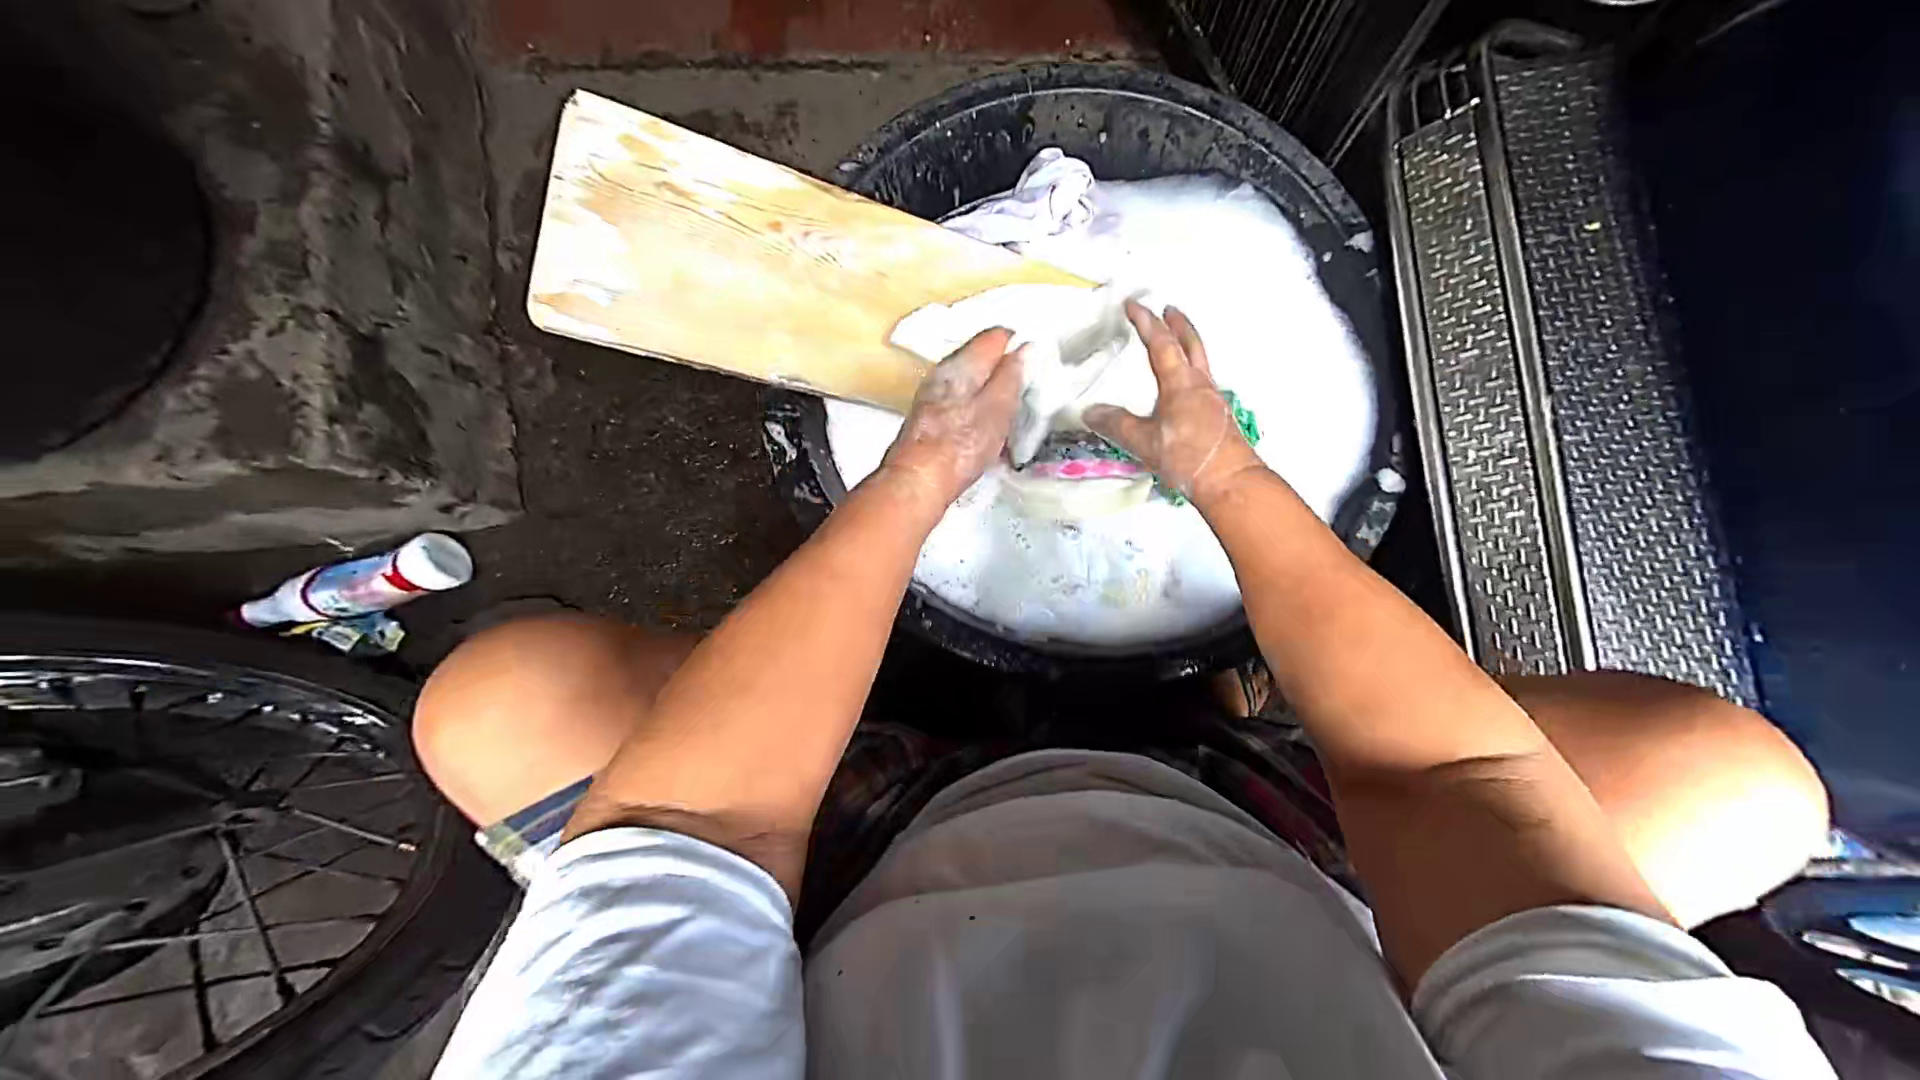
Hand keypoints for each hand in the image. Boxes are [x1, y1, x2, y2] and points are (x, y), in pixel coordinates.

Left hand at [876, 327, 1023, 509]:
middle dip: (1006, 376)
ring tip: (1010, 423)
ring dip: (993, 400)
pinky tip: (987, 439)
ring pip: (972, 386)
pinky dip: (978, 417)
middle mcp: (943, 373)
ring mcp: (933, 397)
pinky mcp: (929, 421)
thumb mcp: (998, 407)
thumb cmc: (960, 445)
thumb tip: (1024, 348)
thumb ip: (1012, 375)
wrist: (916, 482)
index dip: (1020, 347)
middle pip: (982, 361)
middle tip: (1026, 400)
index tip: (1036, 370)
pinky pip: (961, 408)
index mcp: (962, 363)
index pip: (996, 336)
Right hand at [1084, 301, 1263, 504]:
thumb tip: (1091, 411)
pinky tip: (1183, 386)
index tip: (1133, 305)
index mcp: (1180, 384)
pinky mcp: (1218, 416)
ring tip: (1176, 341)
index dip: (1145, 322)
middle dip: (1178, 324)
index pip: (1160, 344)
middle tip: (1168, 308)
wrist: (1231, 481)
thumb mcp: (1144, 442)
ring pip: (1200, 361)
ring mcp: (1212, 400)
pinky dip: (1191, 371)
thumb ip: (1116, 424)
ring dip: (1188, 344)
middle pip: (1191, 344)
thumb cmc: (1188, 457)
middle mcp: (1199, 385)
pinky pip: (1202, 382)